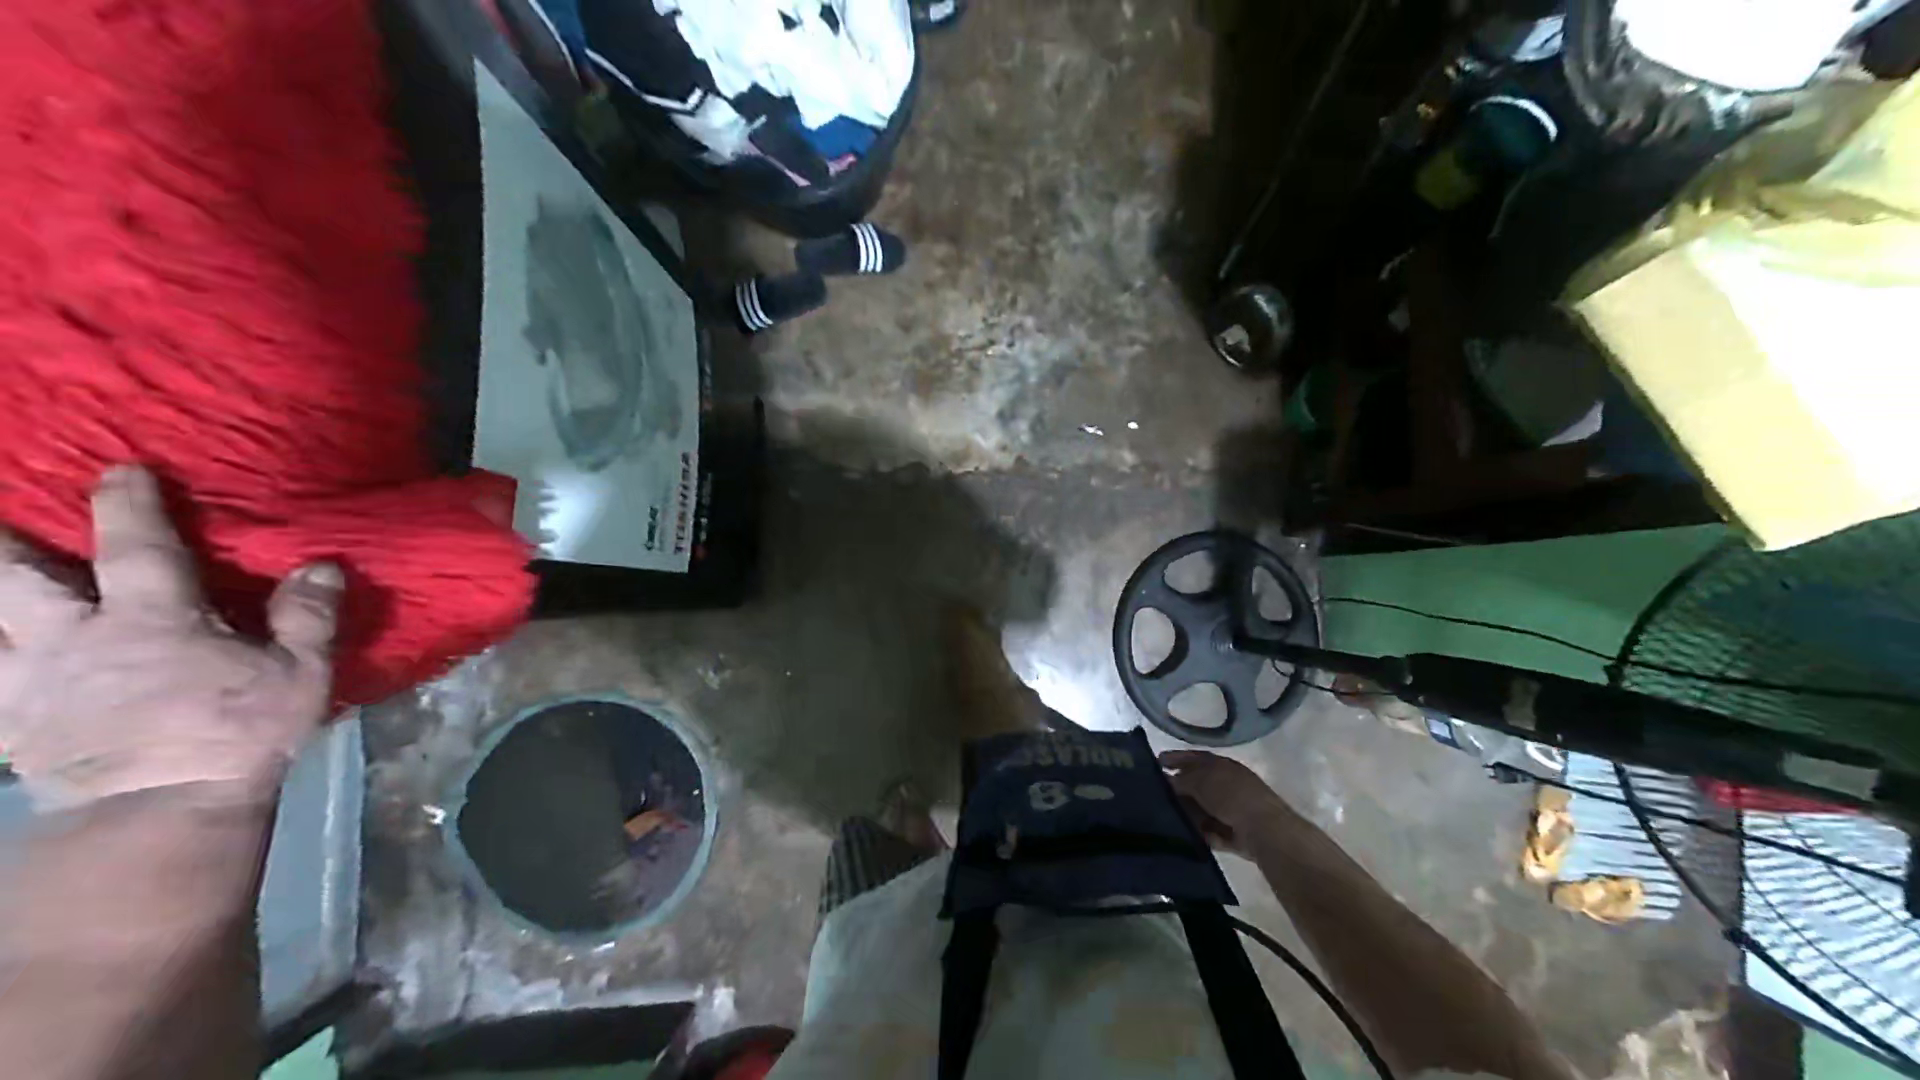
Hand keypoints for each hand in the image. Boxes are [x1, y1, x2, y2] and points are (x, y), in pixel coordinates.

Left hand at [0, 467, 341, 807]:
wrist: (162, 810)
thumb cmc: (239, 731)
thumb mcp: (298, 671)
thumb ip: (306, 616)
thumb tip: (320, 566)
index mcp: (151, 622)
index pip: (137, 548)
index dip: (128, 505)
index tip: (121, 470)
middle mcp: (72, 641)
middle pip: (14, 580)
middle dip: (3, 544)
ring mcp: (28, 685)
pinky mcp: (6, 727)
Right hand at [1160, 750, 1288, 854]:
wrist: (1264, 829)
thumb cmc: (1230, 795)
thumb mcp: (1199, 780)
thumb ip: (1179, 779)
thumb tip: (1165, 781)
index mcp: (1221, 765)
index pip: (1193, 758)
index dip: (1174, 759)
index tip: (1155, 763)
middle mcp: (1227, 784)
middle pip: (1197, 785)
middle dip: (1177, 789)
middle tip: (1155, 794)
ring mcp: (1233, 810)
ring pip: (1202, 809)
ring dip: (1187, 813)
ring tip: (1163, 818)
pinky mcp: (1235, 834)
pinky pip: (1211, 831)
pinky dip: (1199, 833)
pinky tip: (1183, 836)